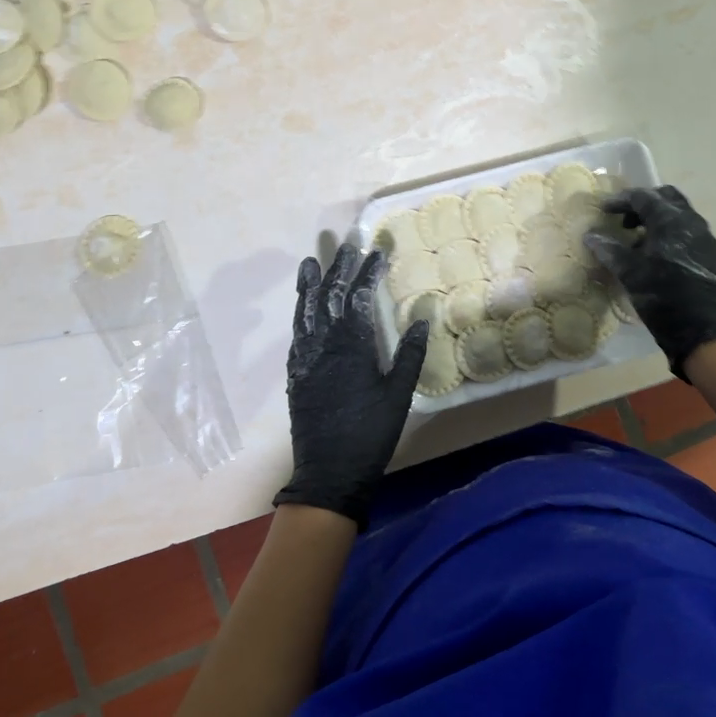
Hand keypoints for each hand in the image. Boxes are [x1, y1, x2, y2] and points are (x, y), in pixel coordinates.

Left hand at [273, 244, 428, 526]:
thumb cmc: (371, 433)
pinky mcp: (295, 374)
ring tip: (312, 262)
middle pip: (329, 297)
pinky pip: (296, 334)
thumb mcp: (399, 394)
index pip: (359, 297)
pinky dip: (300, 314)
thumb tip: (420, 315)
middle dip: (340, 268)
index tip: (377, 250)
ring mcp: (306, 359)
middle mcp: (325, 345)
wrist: (329, 472)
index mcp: (353, 346)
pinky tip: (303, 307)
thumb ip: (410, 353)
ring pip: (306, 312)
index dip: (368, 271)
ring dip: (310, 285)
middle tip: (348, 244)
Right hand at [584, 185, 715, 380]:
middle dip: (643, 204)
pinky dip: (670, 233)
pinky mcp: (711, 254)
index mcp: (671, 220)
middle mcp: (691, 222)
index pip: (643, 197)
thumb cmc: (662, 297)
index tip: (604, 209)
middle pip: (666, 198)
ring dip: (657, 219)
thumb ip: (610, 251)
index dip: (620, 200)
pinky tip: (657, 256)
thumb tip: (590, 236)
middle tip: (624, 221)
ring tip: (638, 241)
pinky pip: (688, 231)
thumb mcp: (630, 274)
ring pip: (679, 215)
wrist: (702, 330)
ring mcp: (705, 237)